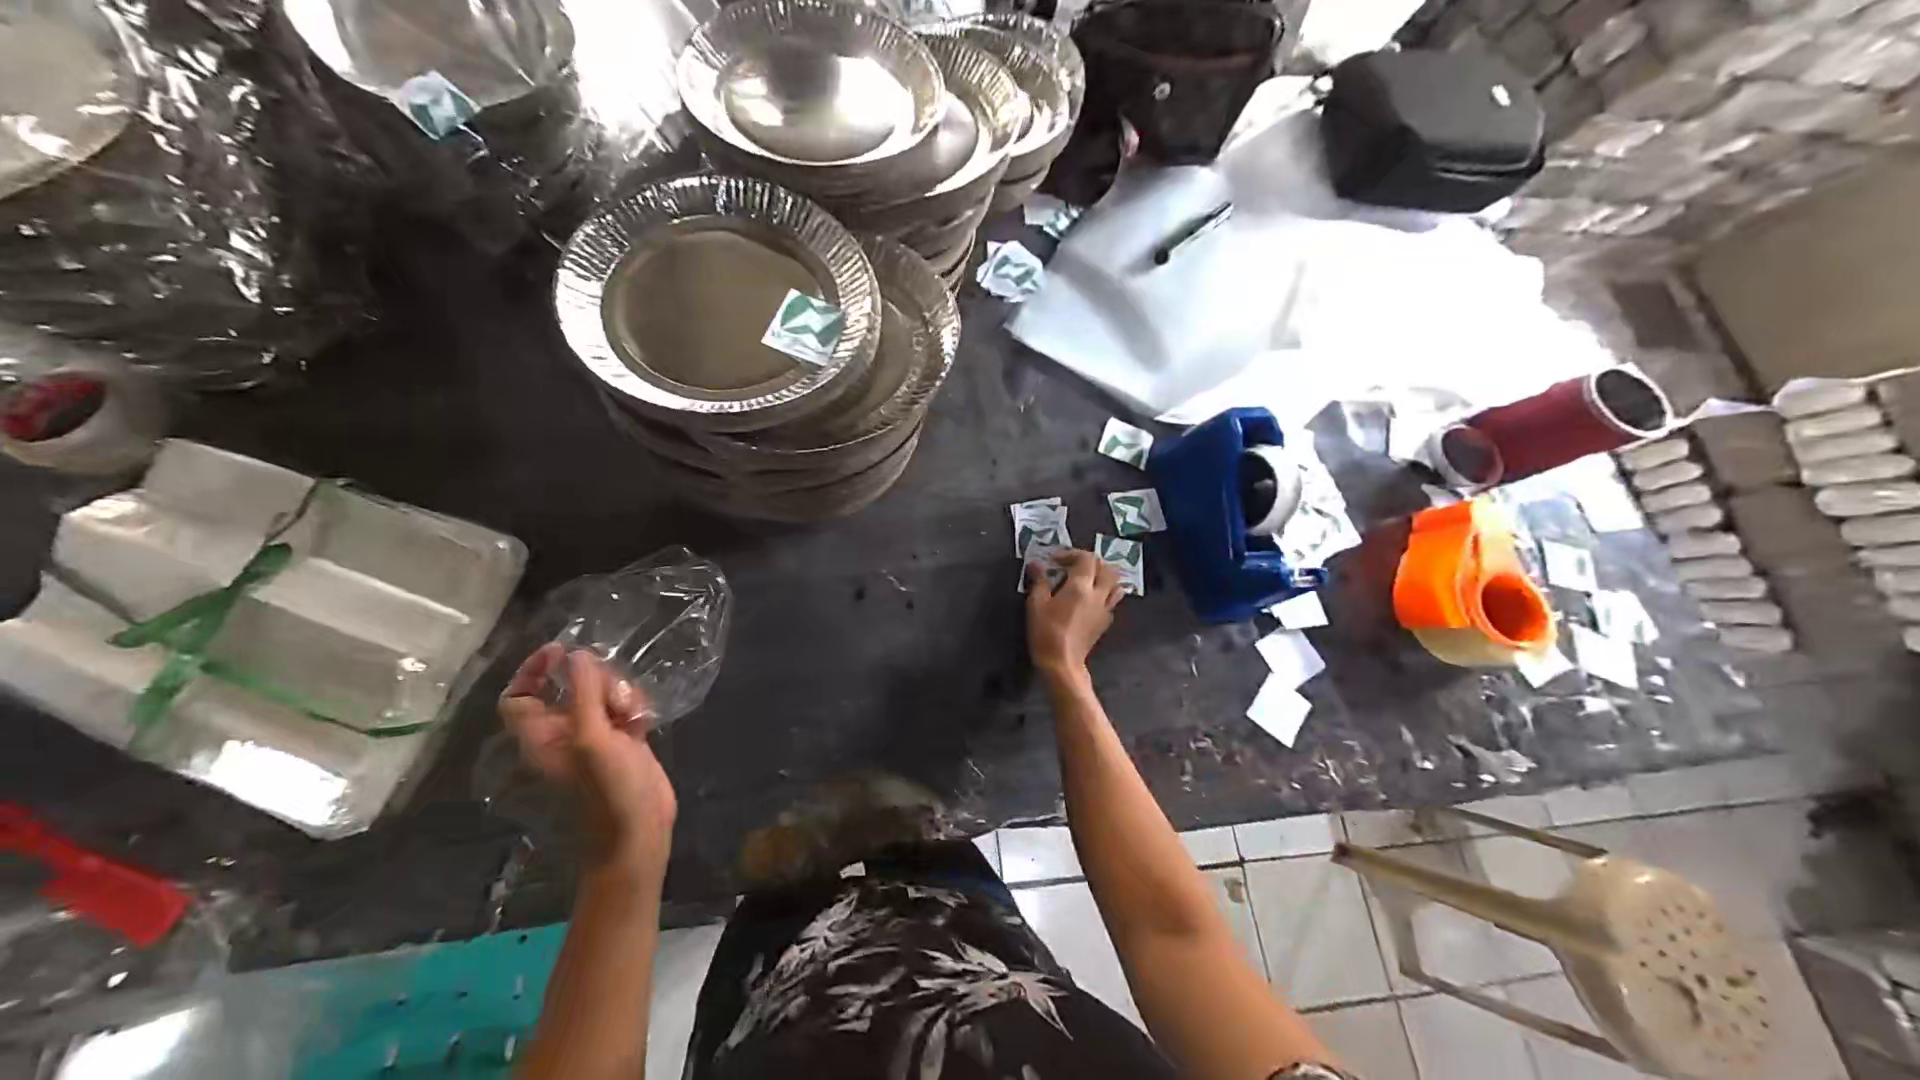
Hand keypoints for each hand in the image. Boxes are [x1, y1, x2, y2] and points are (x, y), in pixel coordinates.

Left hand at [500, 645, 676, 878]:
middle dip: (594, 680)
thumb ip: (584, 694)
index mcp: (542, 736)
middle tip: (612, 693)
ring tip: (632, 712)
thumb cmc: (608, 791)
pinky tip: (645, 720)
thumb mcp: (592, 739)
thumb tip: (577, 654)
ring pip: (603, 694)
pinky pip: (625, 707)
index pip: (519, 696)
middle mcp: (566, 733)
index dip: (534, 670)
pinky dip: (635, 706)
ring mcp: (597, 736)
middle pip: (570, 687)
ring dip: (620, 692)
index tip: (564, 650)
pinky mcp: (625, 740)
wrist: (638, 832)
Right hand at [1026, 549, 1122, 678]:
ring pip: (1115, 583)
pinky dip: (1104, 593)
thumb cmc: (1046, 632)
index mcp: (1081, 587)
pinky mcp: (1105, 622)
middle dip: (1090, 562)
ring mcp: (1105, 609)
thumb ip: (1038, 581)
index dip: (1071, 554)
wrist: (1062, 663)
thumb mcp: (1036, 604)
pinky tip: (1089, 600)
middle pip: (1106, 568)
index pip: (1086, 558)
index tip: (1055, 561)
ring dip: (1102, 576)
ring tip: (1086, 580)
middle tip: (1072, 566)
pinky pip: (1112, 600)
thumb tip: (1036, 564)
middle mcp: (1098, 594)